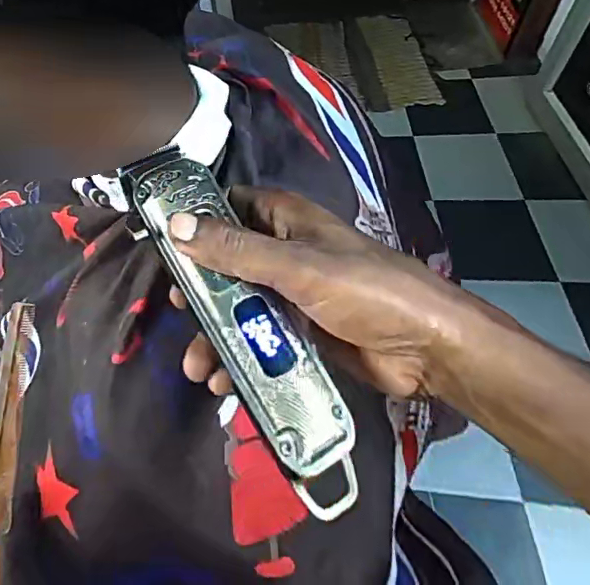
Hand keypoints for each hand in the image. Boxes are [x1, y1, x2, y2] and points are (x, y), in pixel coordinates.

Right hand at [169, 186, 502, 399]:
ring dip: (215, 334)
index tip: (162, 243)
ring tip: (198, 366)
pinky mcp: (299, 331)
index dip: (195, 220)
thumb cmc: (364, 289)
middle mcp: (282, 250)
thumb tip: (174, 225)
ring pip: (238, 306)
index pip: (228, 207)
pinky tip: (224, 381)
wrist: (427, 349)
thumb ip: (235, 250)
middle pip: (225, 262)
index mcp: (283, 219)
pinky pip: (257, 339)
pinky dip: (238, 357)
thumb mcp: (296, 267)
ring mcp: (290, 292)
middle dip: (199, 290)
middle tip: (178, 311)